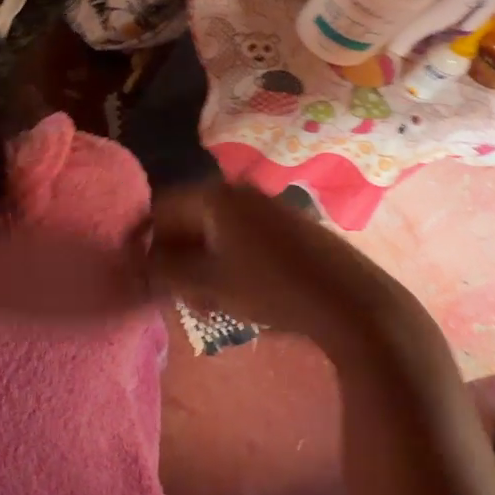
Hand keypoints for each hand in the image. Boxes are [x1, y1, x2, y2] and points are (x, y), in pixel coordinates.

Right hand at [143, 181, 409, 349]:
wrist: (352, 303)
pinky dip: (232, 262)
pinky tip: (242, 295)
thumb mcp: (207, 284)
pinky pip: (243, 237)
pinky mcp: (291, 225)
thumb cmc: (271, 288)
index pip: (160, 211)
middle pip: (189, 221)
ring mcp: (268, 205)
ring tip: (212, 303)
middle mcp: (238, 191)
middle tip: (184, 298)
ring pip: (216, 232)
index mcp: (213, 195)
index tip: (152, 280)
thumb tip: (142, 264)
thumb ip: (164, 271)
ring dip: (205, 265)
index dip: (149, 245)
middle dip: (180, 259)